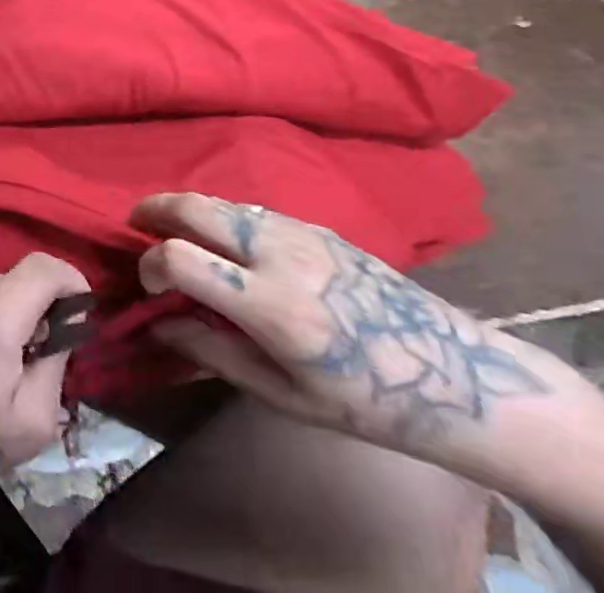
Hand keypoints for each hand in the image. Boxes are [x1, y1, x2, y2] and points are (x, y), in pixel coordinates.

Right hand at [132, 192, 570, 461]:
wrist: (467, 382)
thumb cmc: (369, 402)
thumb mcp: (282, 395)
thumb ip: (211, 352)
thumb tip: (157, 322)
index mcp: (272, 308)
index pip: (180, 259)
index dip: (150, 265)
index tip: (151, 286)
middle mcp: (283, 258)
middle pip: (195, 208)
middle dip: (153, 210)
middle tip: (136, 225)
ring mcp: (305, 236)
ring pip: (221, 201)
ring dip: (185, 209)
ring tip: (171, 228)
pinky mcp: (321, 230)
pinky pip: (253, 209)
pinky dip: (221, 214)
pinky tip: (223, 238)